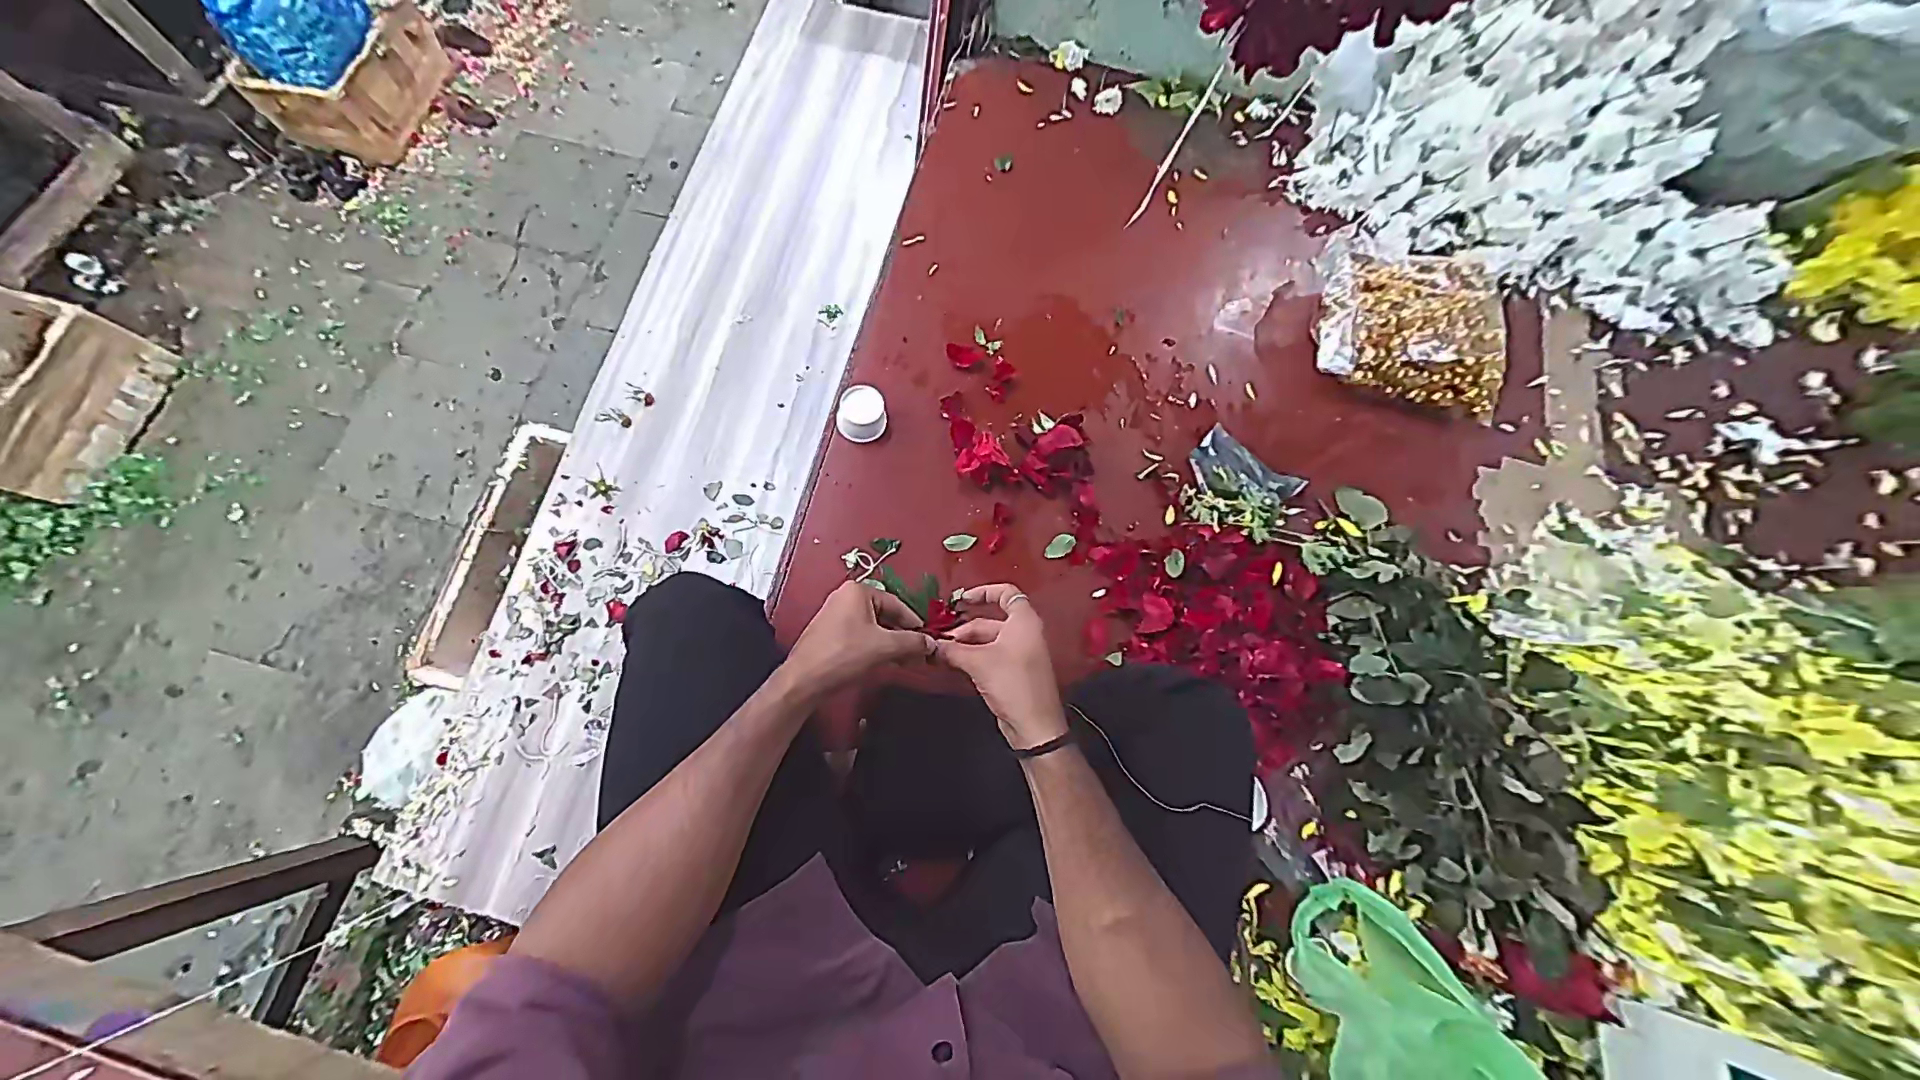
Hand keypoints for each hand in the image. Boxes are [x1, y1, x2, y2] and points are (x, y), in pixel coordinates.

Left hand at [782, 581, 932, 700]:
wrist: (804, 681)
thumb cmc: (844, 656)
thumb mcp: (885, 647)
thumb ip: (913, 642)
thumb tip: (931, 643)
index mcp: (857, 591)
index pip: (897, 604)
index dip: (915, 623)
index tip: (928, 640)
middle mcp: (845, 598)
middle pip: (885, 615)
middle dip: (903, 636)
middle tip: (918, 654)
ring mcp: (835, 616)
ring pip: (874, 627)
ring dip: (891, 644)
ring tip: (905, 661)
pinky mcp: (830, 634)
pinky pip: (861, 636)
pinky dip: (875, 647)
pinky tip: (885, 662)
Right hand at [932, 584, 1068, 750]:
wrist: (1034, 725)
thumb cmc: (1013, 684)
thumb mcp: (978, 662)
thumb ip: (953, 650)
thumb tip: (932, 645)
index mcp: (1023, 621)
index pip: (1006, 593)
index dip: (983, 592)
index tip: (960, 600)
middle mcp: (1023, 633)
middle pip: (989, 620)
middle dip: (963, 628)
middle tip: (939, 638)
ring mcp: (1018, 653)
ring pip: (986, 639)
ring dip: (964, 644)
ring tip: (941, 652)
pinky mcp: (1012, 671)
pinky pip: (988, 655)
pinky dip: (971, 656)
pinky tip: (952, 662)